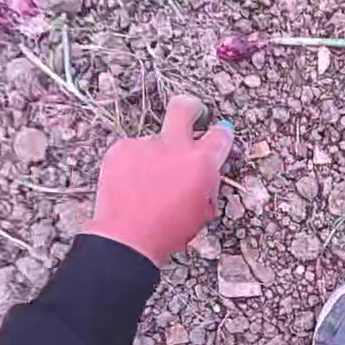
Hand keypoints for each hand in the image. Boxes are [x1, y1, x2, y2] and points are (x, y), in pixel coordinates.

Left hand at [84, 95, 232, 265]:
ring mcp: (146, 145)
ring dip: (157, 154)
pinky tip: (134, 184)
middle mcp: (175, 146)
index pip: (220, 134)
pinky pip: (133, 150)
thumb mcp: (203, 208)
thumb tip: (207, 169)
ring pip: (156, 140)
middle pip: (185, 107)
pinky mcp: (121, 149)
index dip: (222, 132)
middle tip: (193, 114)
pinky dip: (135, 163)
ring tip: (150, 183)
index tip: (220, 132)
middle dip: (192, 108)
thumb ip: (207, 181)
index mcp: (202, 162)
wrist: (128, 237)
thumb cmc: (169, 229)